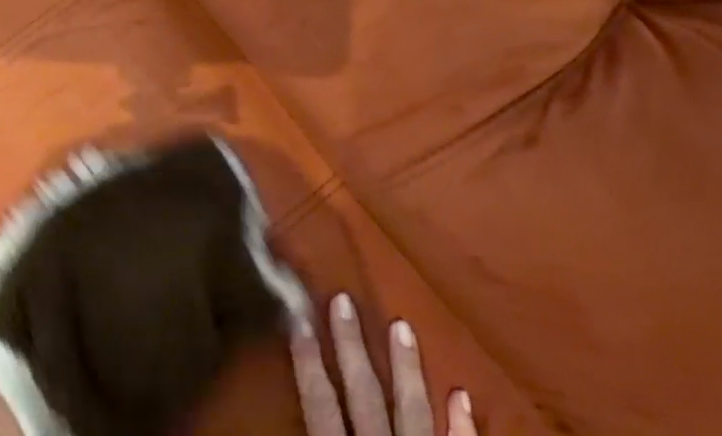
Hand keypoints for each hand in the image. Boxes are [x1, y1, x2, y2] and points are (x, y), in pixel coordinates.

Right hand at [290, 294, 477, 435]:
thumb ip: (312, 431)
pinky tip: (460, 393)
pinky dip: (462, 422)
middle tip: (343, 299)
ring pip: (412, 410)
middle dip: (352, 346)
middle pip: (364, 393)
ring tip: (401, 324)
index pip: (320, 403)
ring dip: (406, 367)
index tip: (297, 318)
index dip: (308, 362)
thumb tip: (260, 422)